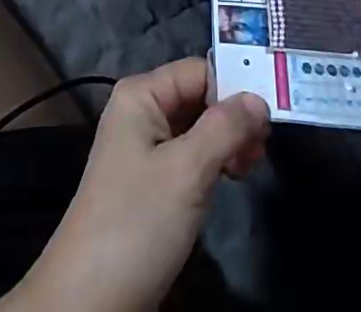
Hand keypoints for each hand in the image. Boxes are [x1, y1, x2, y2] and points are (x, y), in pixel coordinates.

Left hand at [0, 58, 269, 311]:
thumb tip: (259, 97)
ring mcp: (144, 146)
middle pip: (200, 97)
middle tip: (262, 150)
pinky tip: (232, 177)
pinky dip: (215, 161)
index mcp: (141, 95)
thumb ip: (225, 128)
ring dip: (228, 141)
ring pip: (199, 127)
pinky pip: (191, 154)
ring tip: (249, 167)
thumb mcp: (187, 170)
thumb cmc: (137, 221)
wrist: (90, 296)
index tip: (270, 120)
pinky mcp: (151, 179)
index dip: (234, 88)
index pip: (199, 71)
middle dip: (234, 118)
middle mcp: (141, 111)